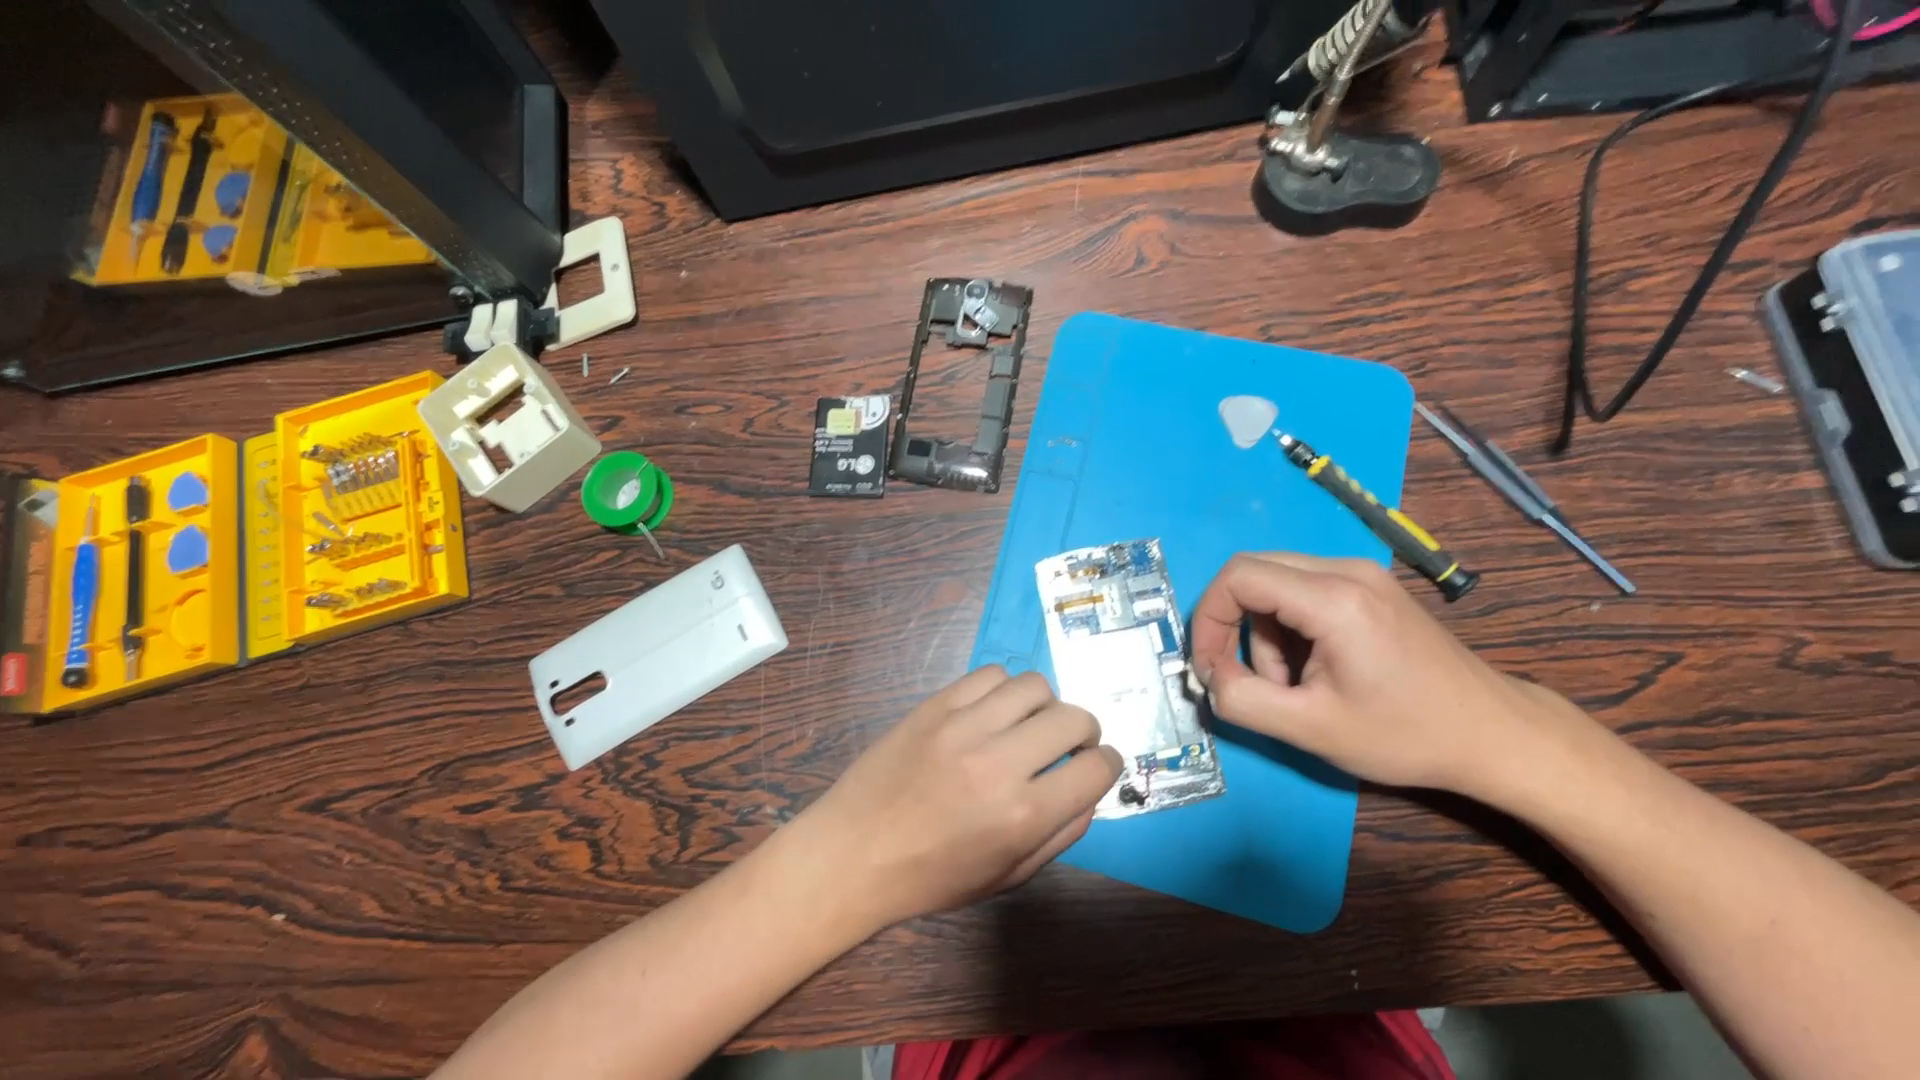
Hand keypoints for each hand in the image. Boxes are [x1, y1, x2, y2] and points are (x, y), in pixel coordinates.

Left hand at [791, 668, 1122, 929]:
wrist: (854, 852)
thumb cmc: (933, 877)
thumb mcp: (1008, 875)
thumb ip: (1061, 834)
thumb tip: (1089, 790)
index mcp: (1023, 815)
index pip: (1097, 768)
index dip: (1107, 764)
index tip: (1097, 765)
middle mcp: (1000, 763)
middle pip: (1074, 718)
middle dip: (1085, 732)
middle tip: (1069, 745)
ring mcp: (964, 727)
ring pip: (1034, 686)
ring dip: (1045, 705)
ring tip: (1029, 724)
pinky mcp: (935, 706)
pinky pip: (989, 675)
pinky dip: (1003, 690)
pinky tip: (993, 712)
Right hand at [1189, 553, 1583, 799]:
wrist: (1494, 735)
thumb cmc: (1404, 734)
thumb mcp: (1311, 729)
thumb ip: (1243, 700)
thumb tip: (1209, 678)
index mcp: (1334, 598)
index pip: (1238, 576)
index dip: (1208, 618)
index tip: (1210, 668)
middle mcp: (1347, 570)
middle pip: (1254, 573)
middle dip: (1233, 626)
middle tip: (1242, 678)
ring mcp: (1363, 575)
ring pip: (1277, 583)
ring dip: (1265, 634)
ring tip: (1290, 686)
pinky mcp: (1372, 589)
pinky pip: (1304, 591)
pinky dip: (1290, 628)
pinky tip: (1314, 670)